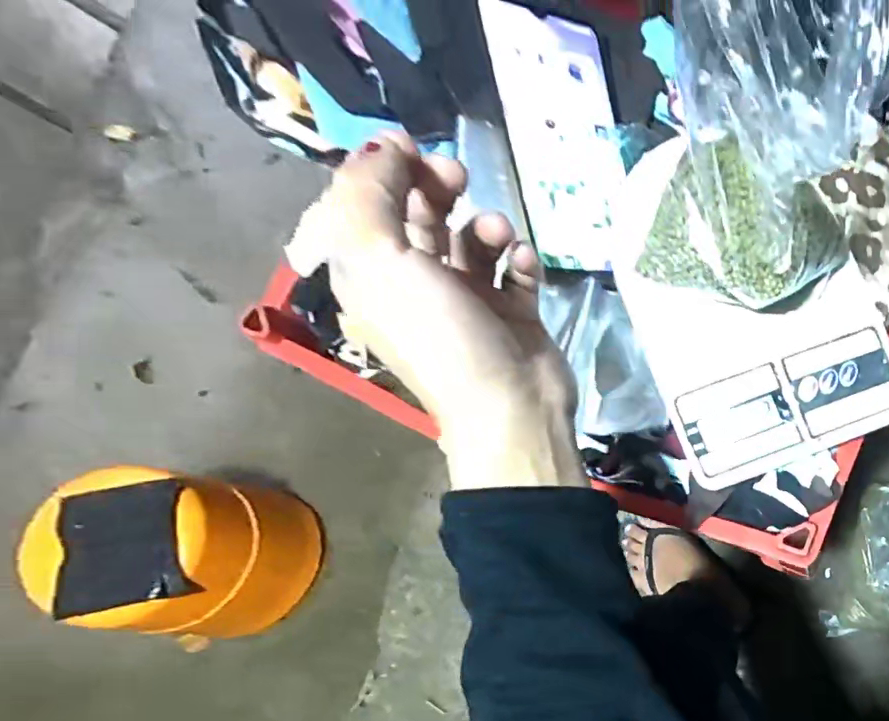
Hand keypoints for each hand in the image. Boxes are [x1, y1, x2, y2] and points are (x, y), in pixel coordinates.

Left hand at [289, 131, 585, 489]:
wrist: (510, 406)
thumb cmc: (439, 336)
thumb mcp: (379, 258)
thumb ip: (370, 193)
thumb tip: (386, 148)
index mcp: (369, 273)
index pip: (365, 206)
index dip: (383, 170)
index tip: (411, 146)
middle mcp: (417, 284)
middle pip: (421, 218)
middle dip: (437, 190)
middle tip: (459, 175)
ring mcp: (471, 302)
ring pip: (473, 244)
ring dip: (485, 228)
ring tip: (499, 233)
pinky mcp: (516, 316)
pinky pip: (516, 274)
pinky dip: (519, 260)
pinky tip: (523, 260)